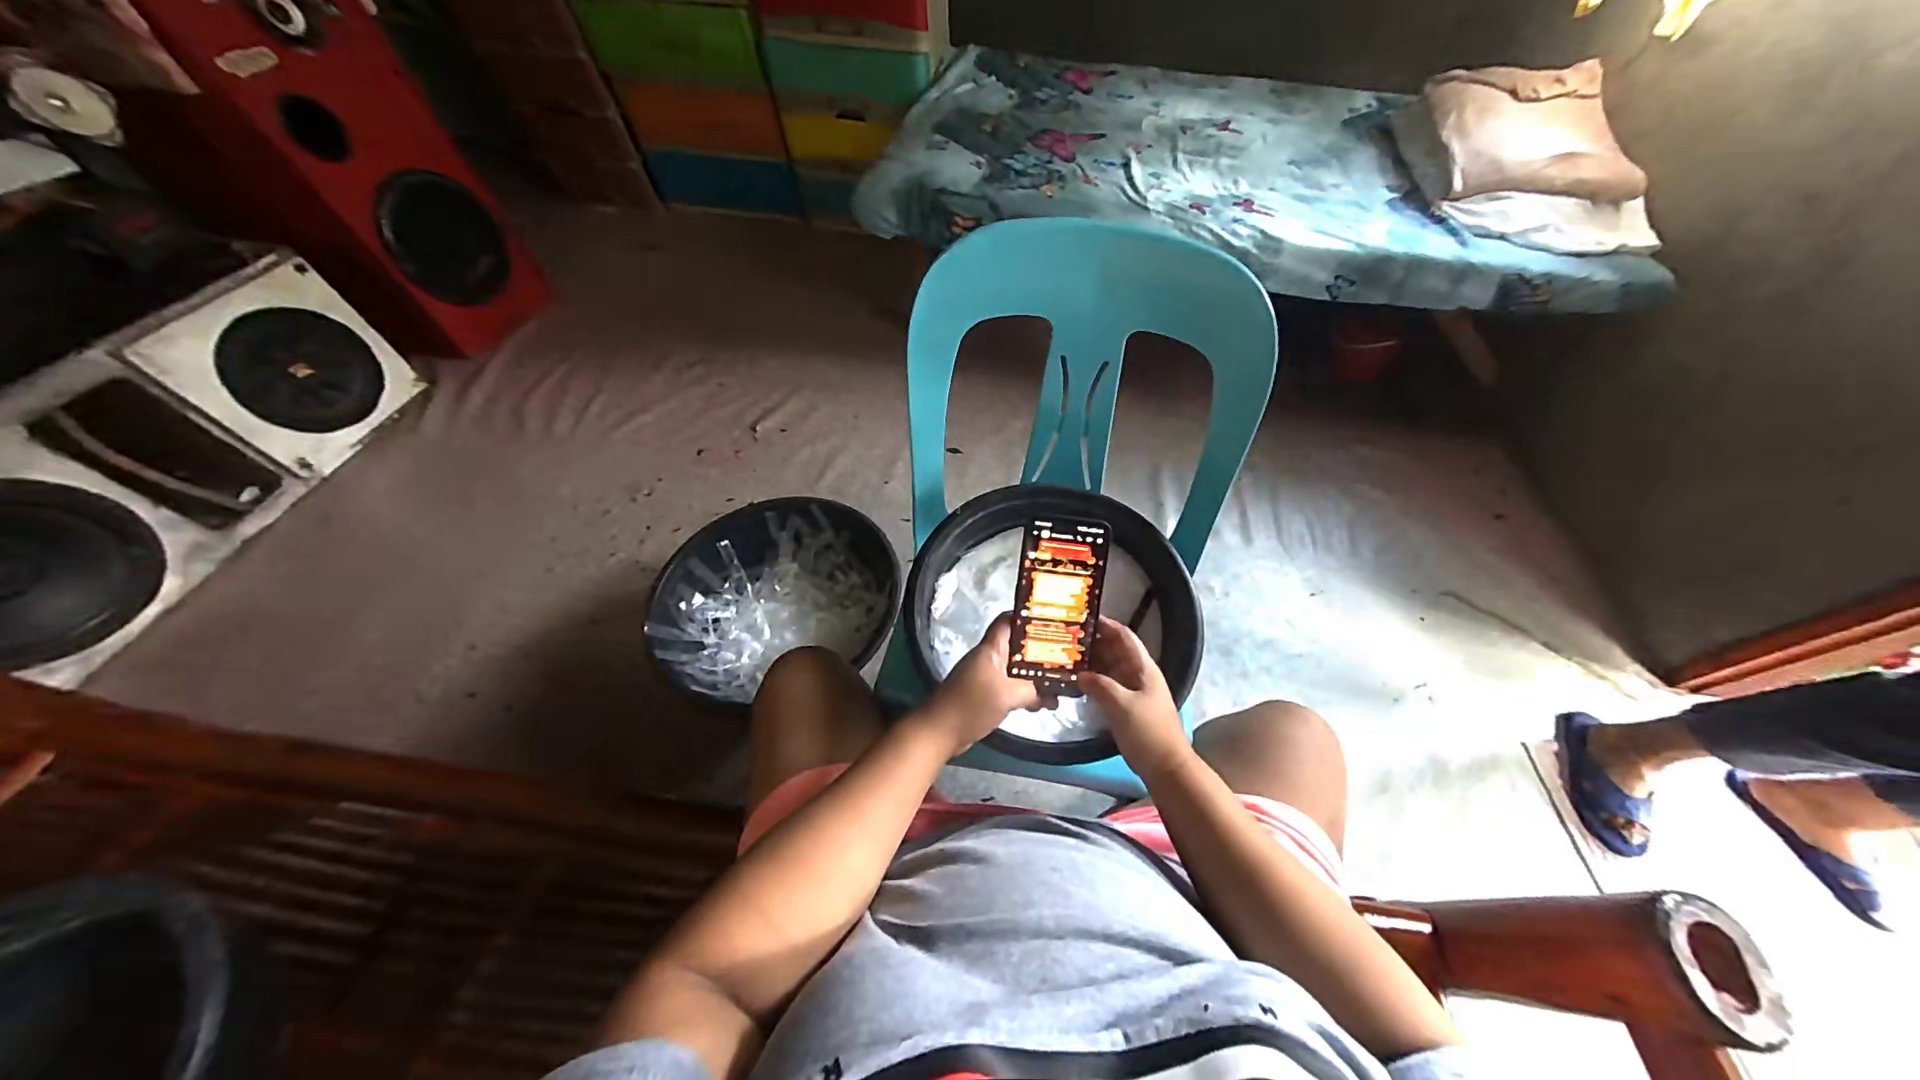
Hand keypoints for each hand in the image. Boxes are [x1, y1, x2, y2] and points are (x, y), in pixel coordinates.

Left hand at [920, 613, 1052, 752]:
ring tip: (1059, 686)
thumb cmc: (972, 705)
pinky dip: (1027, 693)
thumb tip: (1051, 694)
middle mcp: (989, 659)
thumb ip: (1032, 690)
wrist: (940, 732)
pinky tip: (1043, 704)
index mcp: (991, 649)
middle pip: (1018, 647)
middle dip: (1041, 652)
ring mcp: (987, 677)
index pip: (1009, 621)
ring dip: (1036, 677)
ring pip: (1017, 669)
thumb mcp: (1008, 694)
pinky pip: (1012, 687)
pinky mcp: (986, 695)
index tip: (1053, 623)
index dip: (1029, 618)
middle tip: (1066, 658)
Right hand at [1079, 616, 1190, 780]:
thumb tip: (1080, 674)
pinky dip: (1093, 681)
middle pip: (1114, 651)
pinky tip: (1076, 682)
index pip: (1124, 636)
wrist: (1167, 767)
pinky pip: (1107, 686)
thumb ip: (1099, 685)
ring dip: (1091, 662)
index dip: (1106, 624)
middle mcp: (1139, 675)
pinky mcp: (1127, 707)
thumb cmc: (1148, 731)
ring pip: (1109, 669)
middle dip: (1093, 642)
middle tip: (1066, 638)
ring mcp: (1133, 692)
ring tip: (1065, 656)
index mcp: (1144, 668)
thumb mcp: (1121, 705)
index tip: (1082, 617)